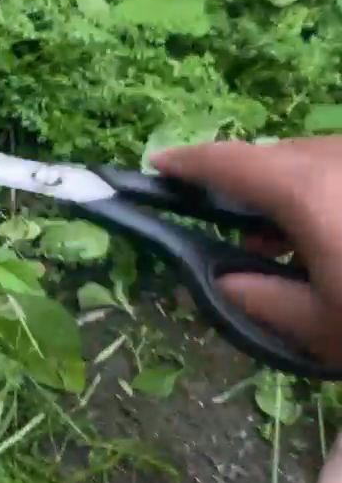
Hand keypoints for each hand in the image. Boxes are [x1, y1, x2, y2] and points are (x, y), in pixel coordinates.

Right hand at [151, 138, 341, 364]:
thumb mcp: (321, 329)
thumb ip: (256, 296)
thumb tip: (231, 280)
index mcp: (310, 192)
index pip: (226, 160)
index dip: (184, 163)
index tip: (159, 168)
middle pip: (285, 153)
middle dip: (256, 180)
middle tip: (244, 227)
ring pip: (331, 160)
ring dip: (309, 189)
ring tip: (306, 240)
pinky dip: (340, 197)